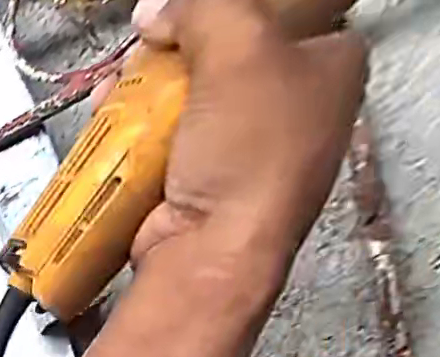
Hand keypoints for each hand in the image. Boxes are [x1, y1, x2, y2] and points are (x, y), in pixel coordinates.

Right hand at [129, 0, 367, 283]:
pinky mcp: (194, 189)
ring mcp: (238, 155)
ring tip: (111, 92)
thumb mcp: (239, 48)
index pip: (278, 12)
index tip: (180, 16)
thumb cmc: (246, 149)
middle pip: (221, 59)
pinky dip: (134, 136)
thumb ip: (203, 9)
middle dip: (172, 52)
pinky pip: (162, 147)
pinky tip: (110, 127)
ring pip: (185, 104)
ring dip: (143, 95)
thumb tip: (154, 9)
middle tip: (141, 51)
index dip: (224, 9)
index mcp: (329, 64)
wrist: (210, 249)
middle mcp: (289, 108)